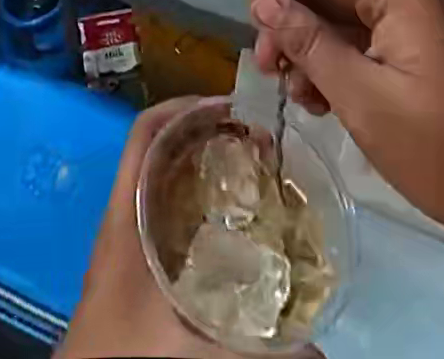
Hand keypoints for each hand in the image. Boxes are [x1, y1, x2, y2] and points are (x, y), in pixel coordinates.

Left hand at [59, 97, 249, 358]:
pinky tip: (229, 222)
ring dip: (201, 167)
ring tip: (250, 168)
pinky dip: (195, 203)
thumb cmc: (124, 352)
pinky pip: (163, 212)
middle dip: (206, 134)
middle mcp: (125, 215)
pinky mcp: (132, 263)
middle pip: (160, 149)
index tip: (230, 109)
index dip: (183, 108)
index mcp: (126, 213)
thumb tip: (319, 350)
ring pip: (163, 181)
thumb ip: (254, 349)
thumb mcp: (189, 344)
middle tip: (255, 139)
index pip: (146, 133)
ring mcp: (126, 238)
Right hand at [248, 0, 443, 250]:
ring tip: (299, 95)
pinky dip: (341, 66)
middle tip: (268, 67)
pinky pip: (370, 44)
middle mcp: (409, 0)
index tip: (258, 14)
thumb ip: (310, 43)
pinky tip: (326, 104)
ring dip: (313, 47)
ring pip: (347, 17)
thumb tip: (265, 2)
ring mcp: (419, 30)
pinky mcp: (425, 59)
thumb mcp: (364, 98)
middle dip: (293, 17)